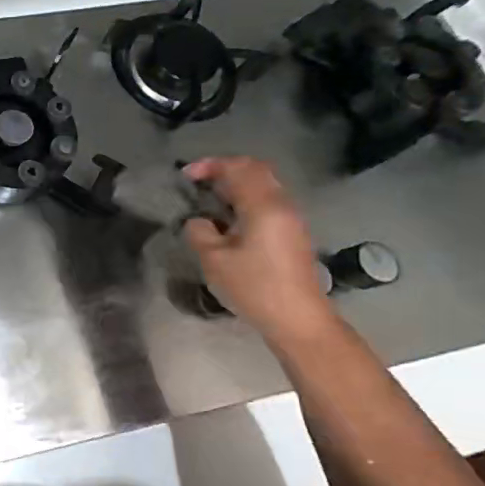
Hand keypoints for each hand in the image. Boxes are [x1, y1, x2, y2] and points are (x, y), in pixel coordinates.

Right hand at [182, 157, 334, 336]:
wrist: (298, 319)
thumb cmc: (255, 288)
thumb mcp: (215, 261)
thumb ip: (200, 232)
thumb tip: (198, 221)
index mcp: (264, 206)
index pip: (238, 168)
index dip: (210, 165)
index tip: (186, 176)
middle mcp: (282, 204)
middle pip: (256, 170)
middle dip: (226, 169)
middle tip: (200, 181)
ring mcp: (292, 218)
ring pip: (264, 185)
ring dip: (237, 184)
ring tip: (212, 198)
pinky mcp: (293, 233)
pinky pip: (269, 201)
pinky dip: (247, 198)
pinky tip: (230, 218)